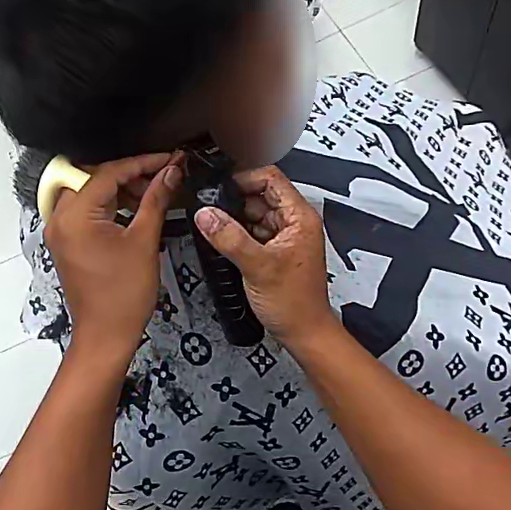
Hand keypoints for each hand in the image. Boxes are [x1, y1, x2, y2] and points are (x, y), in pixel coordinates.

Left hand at [44, 152, 182, 364]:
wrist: (106, 334)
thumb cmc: (123, 296)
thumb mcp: (145, 241)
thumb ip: (156, 199)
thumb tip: (170, 173)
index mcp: (75, 216)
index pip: (109, 172)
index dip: (143, 163)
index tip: (169, 160)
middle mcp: (60, 219)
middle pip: (93, 176)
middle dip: (129, 173)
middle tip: (161, 176)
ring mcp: (62, 231)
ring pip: (89, 191)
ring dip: (120, 188)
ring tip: (152, 194)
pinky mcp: (69, 242)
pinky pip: (86, 211)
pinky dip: (110, 205)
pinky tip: (136, 210)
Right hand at [192, 166, 336, 346]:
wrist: (304, 331)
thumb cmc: (296, 303)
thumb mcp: (258, 266)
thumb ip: (229, 238)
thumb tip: (206, 215)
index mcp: (300, 217)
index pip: (271, 178)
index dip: (244, 179)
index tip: (221, 189)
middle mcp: (295, 223)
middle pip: (259, 195)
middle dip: (235, 203)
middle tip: (213, 213)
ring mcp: (285, 237)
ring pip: (254, 214)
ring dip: (235, 220)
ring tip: (219, 232)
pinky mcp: (275, 252)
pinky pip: (253, 232)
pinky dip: (239, 236)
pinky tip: (228, 245)